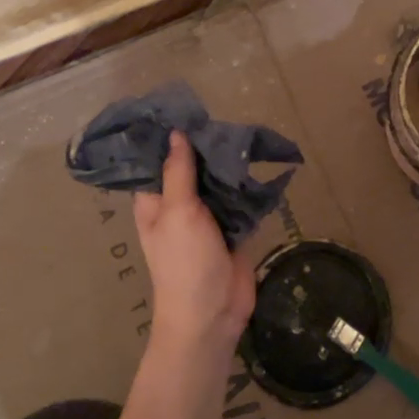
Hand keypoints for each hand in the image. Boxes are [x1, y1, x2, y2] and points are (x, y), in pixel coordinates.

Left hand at [133, 132, 255, 353]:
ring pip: (218, 179)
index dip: (167, 135)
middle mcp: (179, 204)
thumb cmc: (184, 263)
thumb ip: (179, 172)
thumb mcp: (177, 212)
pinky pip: (240, 196)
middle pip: (192, 165)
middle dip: (206, 144)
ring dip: (230, 161)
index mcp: (155, 201)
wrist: (213, 314)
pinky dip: (249, 182)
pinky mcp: (232, 226)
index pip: (156, 160)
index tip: (183, 105)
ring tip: (247, 129)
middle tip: (225, 113)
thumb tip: (175, 133)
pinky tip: (263, 159)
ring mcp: (206, 216)